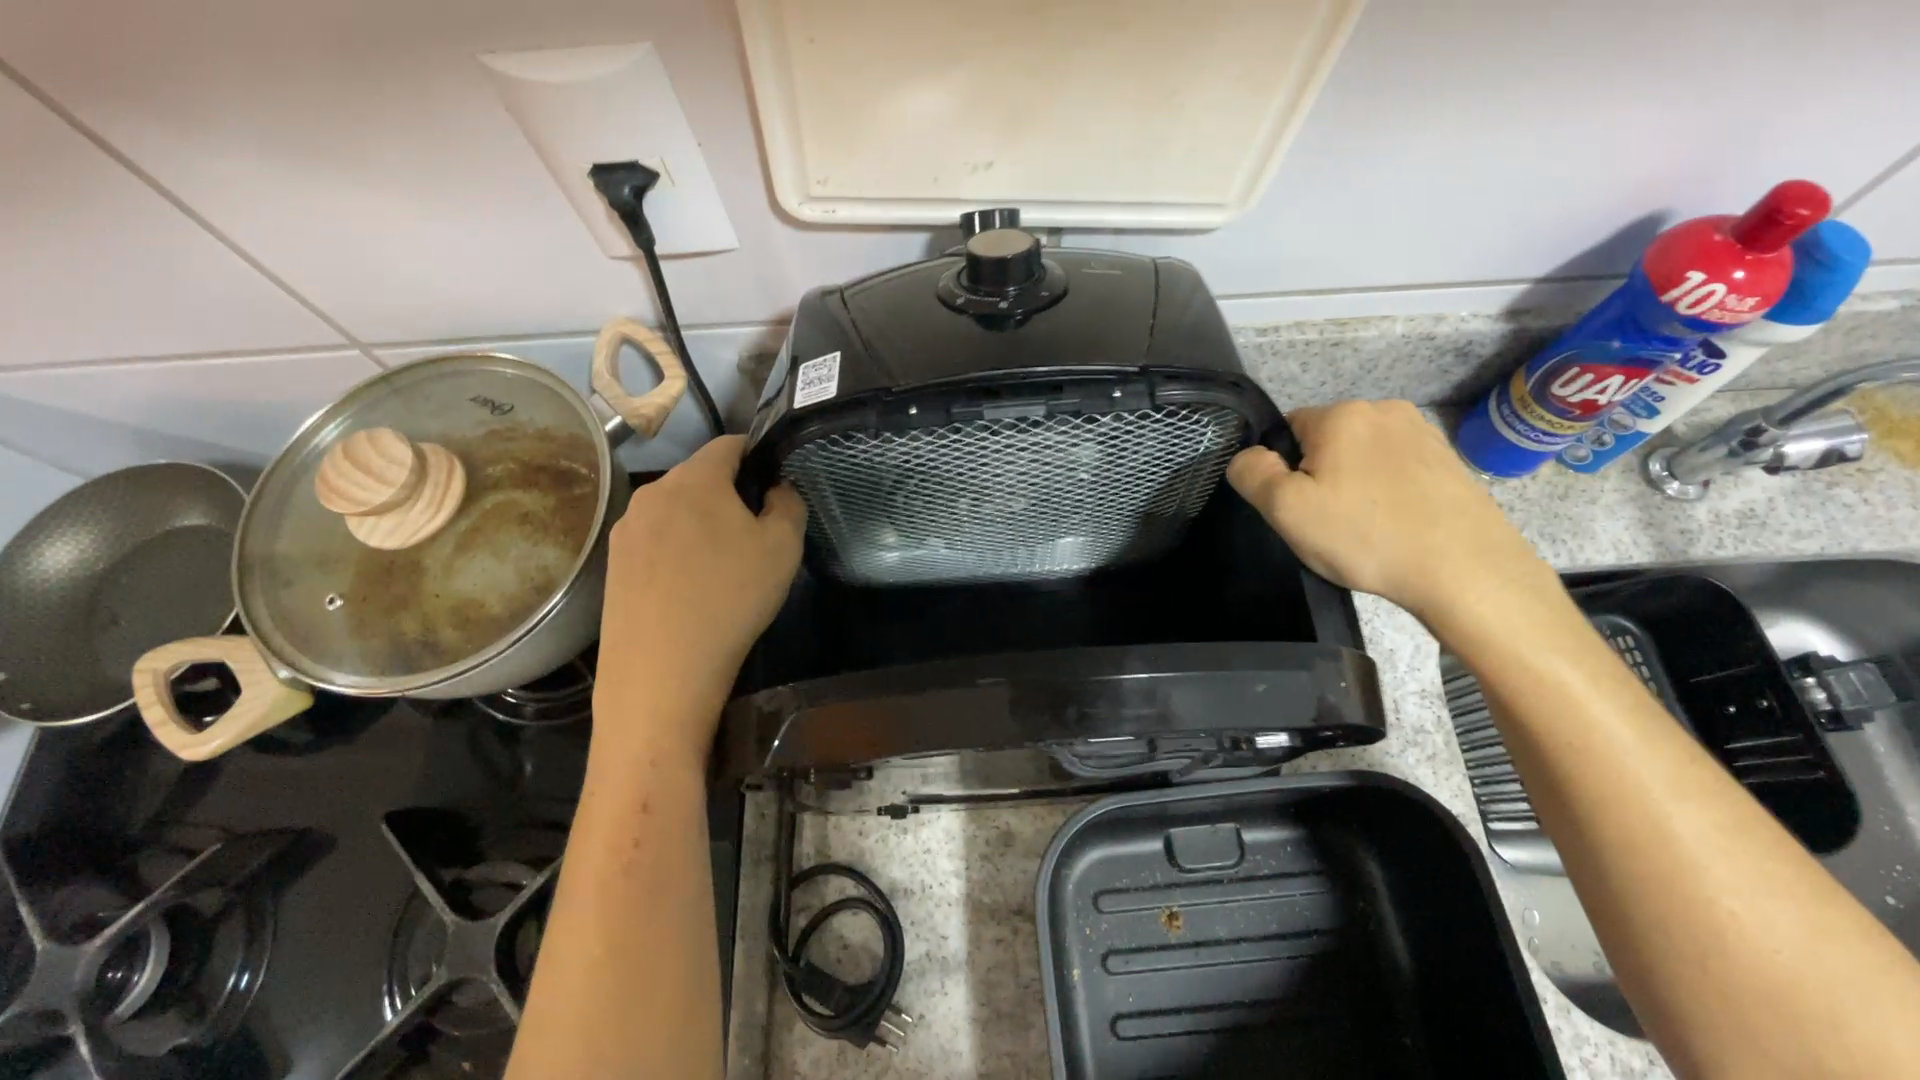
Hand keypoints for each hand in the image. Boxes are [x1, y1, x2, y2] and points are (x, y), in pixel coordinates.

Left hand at [596, 435, 805, 759]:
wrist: (661, 670)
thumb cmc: (731, 598)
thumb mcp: (783, 548)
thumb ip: (788, 504)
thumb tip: (776, 489)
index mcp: (695, 478)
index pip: (729, 443)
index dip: (756, 455)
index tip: (773, 484)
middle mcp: (652, 492)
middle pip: (698, 476)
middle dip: (727, 493)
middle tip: (754, 532)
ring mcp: (626, 529)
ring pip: (674, 510)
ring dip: (699, 523)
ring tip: (721, 566)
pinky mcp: (612, 564)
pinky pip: (654, 542)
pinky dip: (675, 552)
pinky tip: (689, 589)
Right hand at [1227, 400, 1554, 621]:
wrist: (1465, 568)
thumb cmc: (1366, 536)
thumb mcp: (1286, 510)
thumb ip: (1251, 474)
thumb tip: (1246, 456)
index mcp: (1341, 414)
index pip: (1286, 429)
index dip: (1283, 471)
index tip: (1299, 509)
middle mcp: (1384, 410)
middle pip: (1326, 442)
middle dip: (1320, 477)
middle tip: (1329, 525)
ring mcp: (1423, 434)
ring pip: (1363, 458)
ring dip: (1355, 487)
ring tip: (1366, 531)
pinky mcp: (1449, 461)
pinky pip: (1397, 472)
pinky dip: (1389, 495)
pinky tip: (1396, 528)